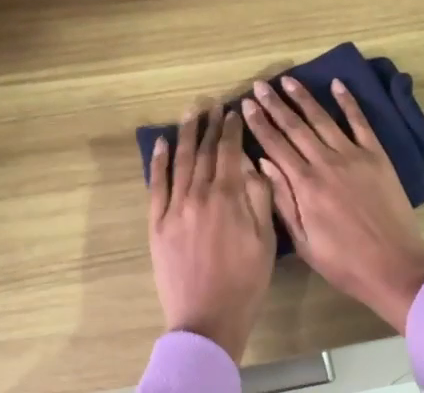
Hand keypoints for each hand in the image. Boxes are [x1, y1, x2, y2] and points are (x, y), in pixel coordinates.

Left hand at [147, 106, 276, 359]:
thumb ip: (260, 198)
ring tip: (191, 113)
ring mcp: (175, 208)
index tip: (233, 112)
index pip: (230, 152)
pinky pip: (157, 185)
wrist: (207, 319)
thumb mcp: (266, 241)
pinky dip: (159, 161)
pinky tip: (161, 143)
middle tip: (213, 105)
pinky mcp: (157, 223)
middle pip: (204, 152)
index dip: (231, 130)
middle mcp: (199, 194)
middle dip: (210, 126)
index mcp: (229, 197)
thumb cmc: (245, 283)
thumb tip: (253, 164)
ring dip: (186, 134)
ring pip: (180, 161)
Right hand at [243, 77, 423, 333]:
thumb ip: (282, 199)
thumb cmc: (344, 263)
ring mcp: (353, 155)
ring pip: (322, 119)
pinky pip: (359, 122)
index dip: (259, 123)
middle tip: (260, 84)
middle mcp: (326, 162)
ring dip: (303, 97)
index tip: (246, 105)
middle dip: (275, 104)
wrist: (395, 268)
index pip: (275, 145)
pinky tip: (337, 84)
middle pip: (295, 126)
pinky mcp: (376, 155)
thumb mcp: (304, 242)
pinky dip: (347, 101)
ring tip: (287, 80)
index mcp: (305, 185)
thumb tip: (262, 162)